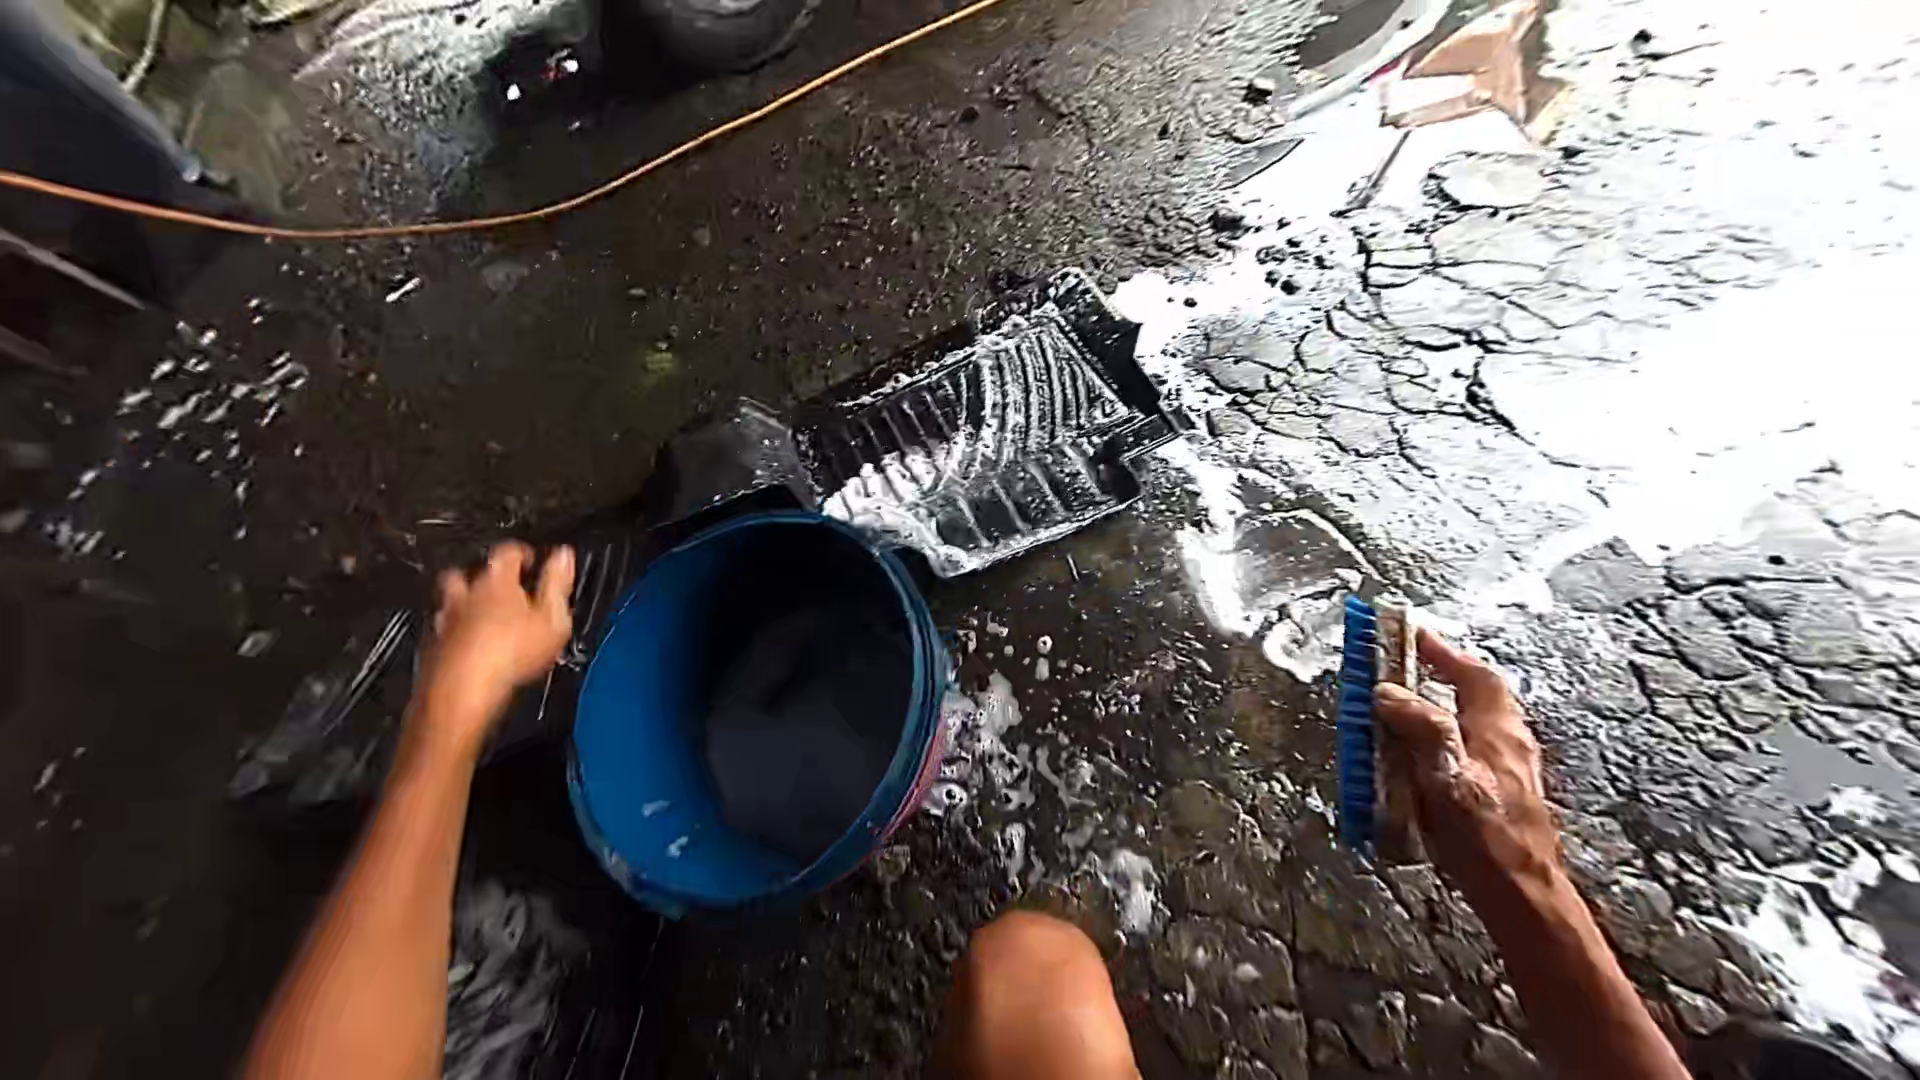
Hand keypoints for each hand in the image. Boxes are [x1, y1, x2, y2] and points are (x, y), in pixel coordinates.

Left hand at [410, 542, 574, 756]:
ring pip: (451, 601)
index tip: (534, 558)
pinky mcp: (434, 647)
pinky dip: (457, 631)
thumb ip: (558, 583)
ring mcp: (446, 622)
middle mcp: (465, 597)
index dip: (523, 552)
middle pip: (466, 573)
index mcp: (497, 583)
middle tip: (501, 581)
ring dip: (466, 602)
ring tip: (485, 612)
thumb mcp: (553, 618)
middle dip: (483, 574)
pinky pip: (443, 629)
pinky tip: (471, 643)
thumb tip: (564, 556)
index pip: (507, 552)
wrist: (462, 692)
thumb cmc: (511, 654)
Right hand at [1372, 629, 1560, 910]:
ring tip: (1387, 708)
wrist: (1520, 895)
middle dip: (1433, 677)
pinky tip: (1403, 753)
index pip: (1474, 676)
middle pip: (1470, 696)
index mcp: (1498, 732)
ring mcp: (1499, 769)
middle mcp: (1504, 743)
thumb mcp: (1449, 775)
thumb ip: (1421, 727)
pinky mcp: (1488, 792)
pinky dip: (1427, 738)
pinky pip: (1455, 748)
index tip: (1409, 634)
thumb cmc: (1486, 834)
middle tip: (1392, 669)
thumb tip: (1387, 691)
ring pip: (1462, 722)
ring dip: (1427, 707)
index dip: (1443, 652)